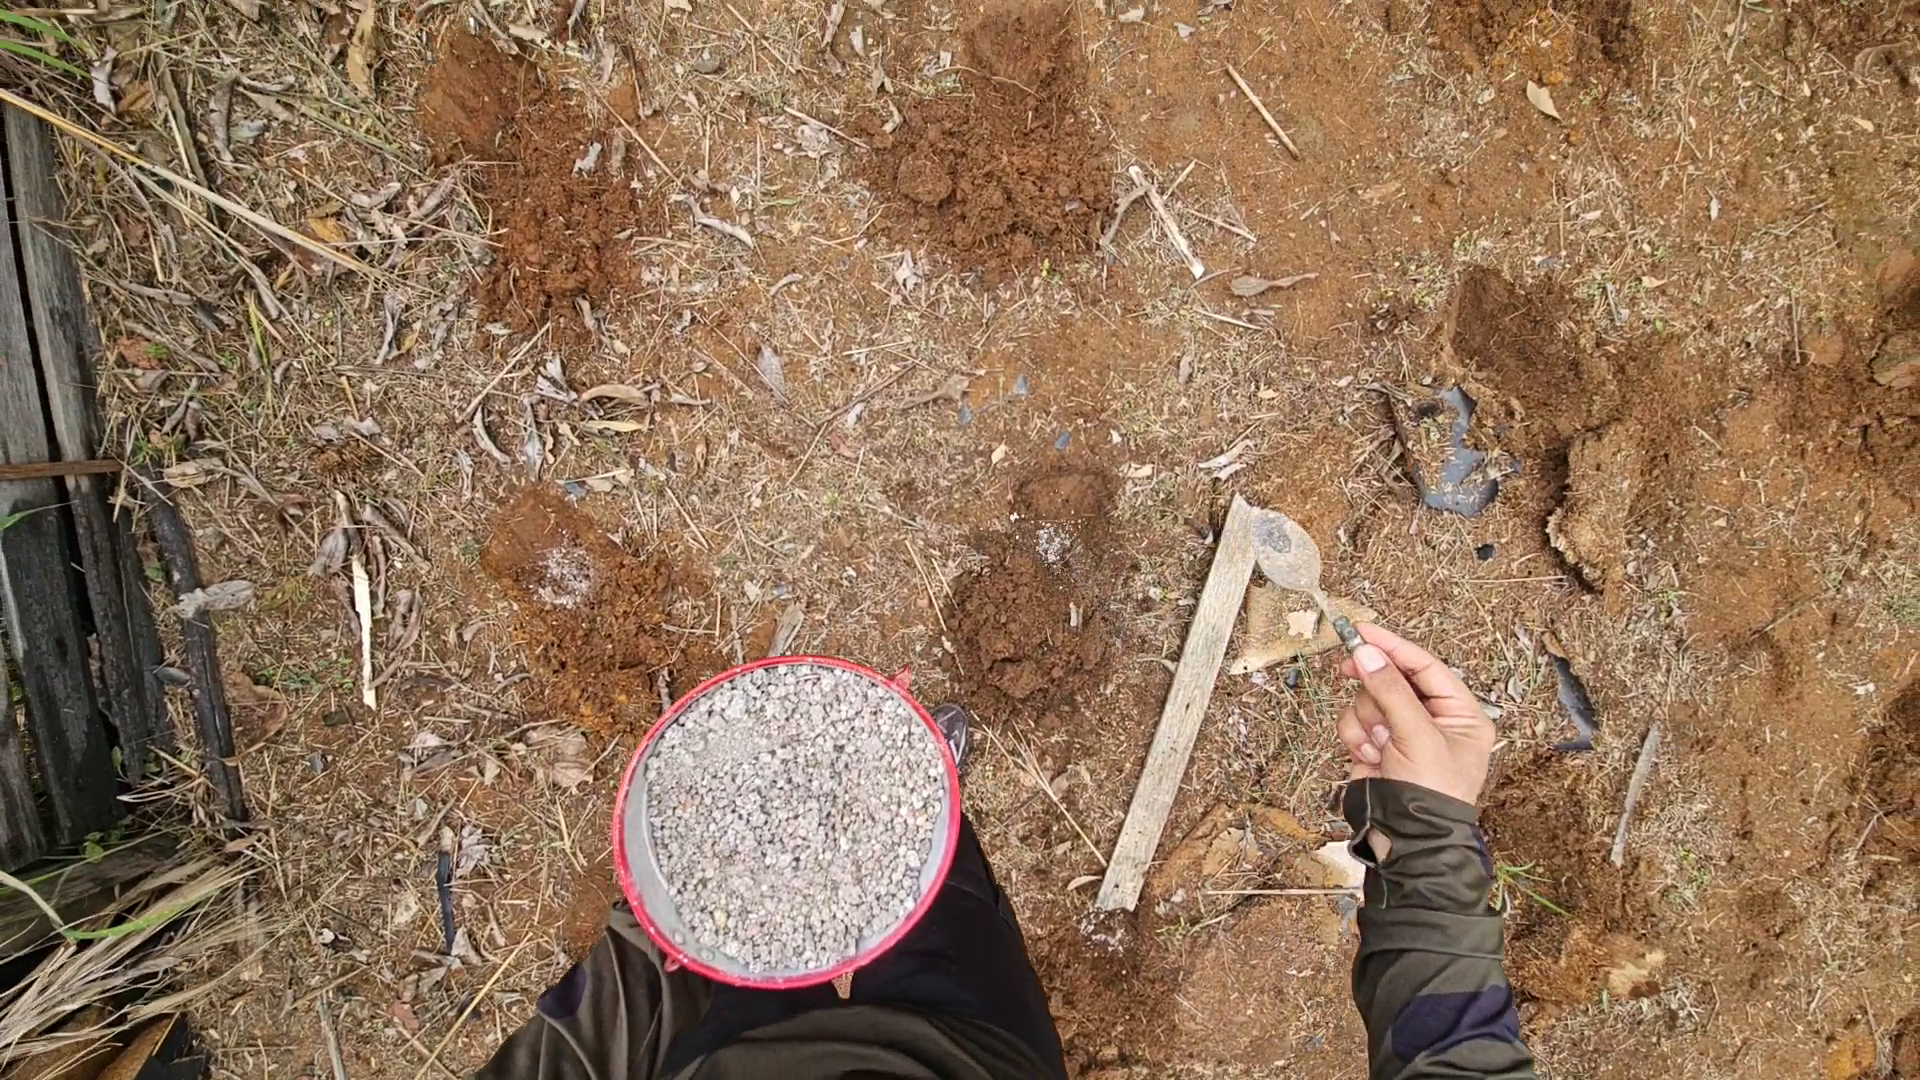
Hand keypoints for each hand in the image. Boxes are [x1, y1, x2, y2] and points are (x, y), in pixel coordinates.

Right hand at [1335, 623, 1495, 807]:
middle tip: (1346, 668)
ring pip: (1367, 699)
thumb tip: (1366, 652)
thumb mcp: (1417, 735)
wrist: (1405, 836)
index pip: (1424, 667)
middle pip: (1390, 679)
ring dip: (1366, 721)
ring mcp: (1400, 730)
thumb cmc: (1430, 791)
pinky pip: (1353, 720)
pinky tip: (1370, 757)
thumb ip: (1391, 690)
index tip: (1361, 631)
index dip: (1393, 646)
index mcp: (1459, 713)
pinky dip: (1356, 736)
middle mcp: (1431, 718)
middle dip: (1373, 687)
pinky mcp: (1375, 742)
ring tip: (1379, 747)